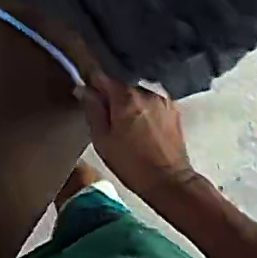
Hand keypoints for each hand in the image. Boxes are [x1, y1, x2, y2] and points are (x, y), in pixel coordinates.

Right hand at [80, 68, 198, 199]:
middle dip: (112, 98)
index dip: (93, 87)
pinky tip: (143, 129)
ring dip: (129, 103)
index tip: (90, 99)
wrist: (169, 181)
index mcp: (125, 97)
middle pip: (120, 84)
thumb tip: (83, 90)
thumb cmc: (132, 164)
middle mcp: (145, 91)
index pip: (101, 76)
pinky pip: (151, 101)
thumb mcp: (102, 139)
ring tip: (128, 128)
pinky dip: (144, 109)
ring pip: (136, 93)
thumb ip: (92, 109)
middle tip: (109, 121)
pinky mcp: (173, 108)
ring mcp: (162, 98)